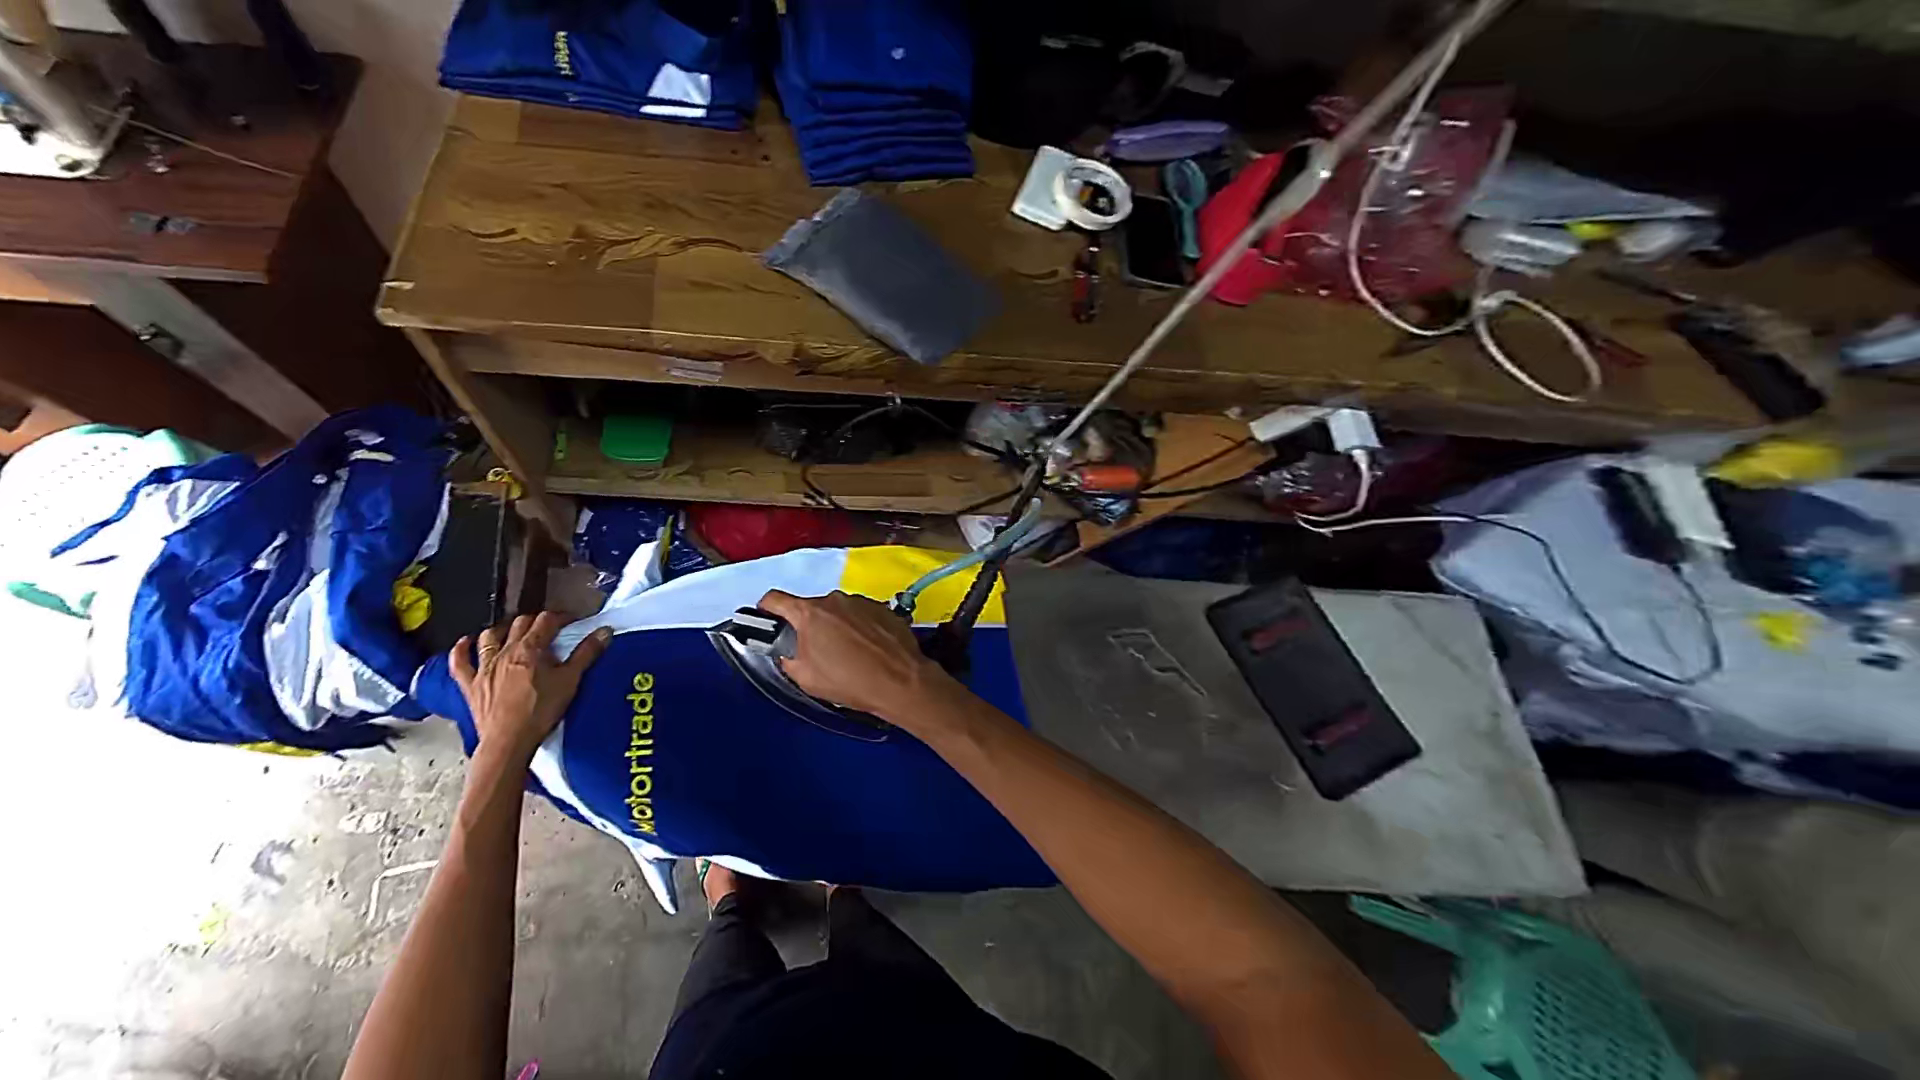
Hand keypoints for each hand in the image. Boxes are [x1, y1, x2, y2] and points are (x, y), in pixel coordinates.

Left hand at [451, 613, 610, 763]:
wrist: (509, 741)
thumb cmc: (541, 711)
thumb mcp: (571, 680)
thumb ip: (587, 653)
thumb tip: (604, 631)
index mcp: (530, 649)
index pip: (546, 621)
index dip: (561, 617)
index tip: (572, 620)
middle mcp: (505, 652)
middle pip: (519, 624)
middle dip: (535, 621)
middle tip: (548, 627)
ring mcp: (484, 668)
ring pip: (489, 638)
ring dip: (501, 630)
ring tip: (512, 631)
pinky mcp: (470, 685)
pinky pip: (460, 662)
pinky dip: (461, 649)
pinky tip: (465, 642)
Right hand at [757, 590, 955, 724]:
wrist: (901, 682)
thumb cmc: (852, 682)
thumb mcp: (805, 678)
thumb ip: (787, 658)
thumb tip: (786, 652)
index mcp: (810, 613)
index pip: (775, 599)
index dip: (766, 609)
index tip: (766, 618)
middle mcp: (835, 600)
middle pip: (810, 608)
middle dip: (809, 627)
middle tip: (816, 652)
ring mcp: (861, 602)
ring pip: (838, 611)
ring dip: (837, 627)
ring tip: (848, 655)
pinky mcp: (882, 608)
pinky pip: (861, 615)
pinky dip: (859, 628)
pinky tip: (866, 650)